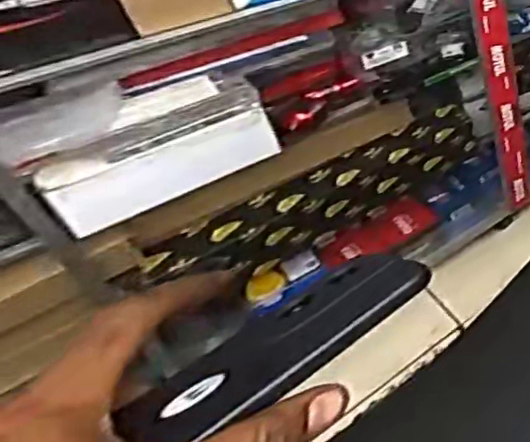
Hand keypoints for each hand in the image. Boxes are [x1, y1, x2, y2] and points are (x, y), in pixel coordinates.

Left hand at [0, 274, 346, 441]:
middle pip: (91, 369)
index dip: (183, 293)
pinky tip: (120, 440)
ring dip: (118, 406)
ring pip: (60, 413)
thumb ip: (250, 435)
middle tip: (203, 359)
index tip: (222, 282)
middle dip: (152, 363)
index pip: (129, 318)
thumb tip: (320, 403)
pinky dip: (88, 432)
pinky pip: (43, 435)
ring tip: (161, 417)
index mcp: (50, 411)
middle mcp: (11, 425)